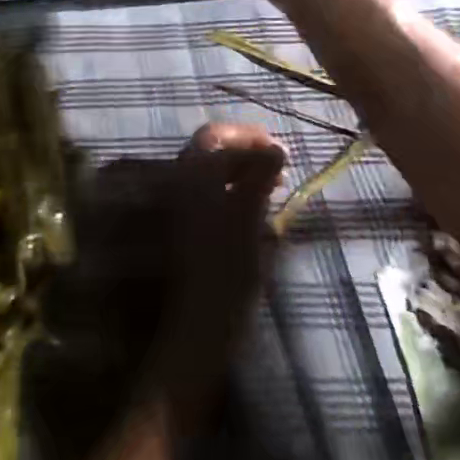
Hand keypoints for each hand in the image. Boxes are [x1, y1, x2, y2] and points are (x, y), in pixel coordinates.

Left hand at [151, 123, 285, 413]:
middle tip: (279, 167)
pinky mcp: (184, 229)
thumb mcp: (249, 220)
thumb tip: (276, 150)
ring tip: (272, 187)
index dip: (248, 137)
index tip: (282, 151)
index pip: (215, 137)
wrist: (200, 323)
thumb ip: (259, 178)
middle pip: (208, 151)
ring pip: (207, 173)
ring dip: (238, 171)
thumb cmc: (228, 273)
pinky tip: (253, 208)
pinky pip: (207, 194)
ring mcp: (177, 207)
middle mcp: (177, 185)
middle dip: (244, 152)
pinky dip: (231, 191)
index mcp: (191, 178)